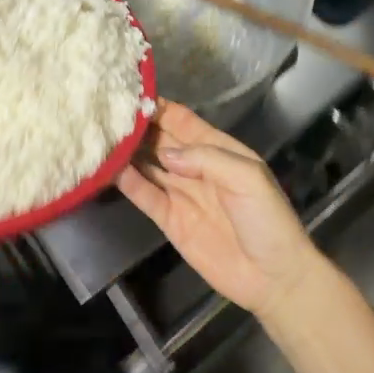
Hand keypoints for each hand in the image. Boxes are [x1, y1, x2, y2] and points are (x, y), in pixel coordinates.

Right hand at [116, 101, 324, 318]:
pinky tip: (108, 169)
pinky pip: (145, 196)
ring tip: (100, 136)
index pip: (182, 120)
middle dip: (137, 126)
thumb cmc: (267, 220)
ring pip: (147, 165)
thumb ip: (206, 158)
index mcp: (218, 149)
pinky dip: (127, 182)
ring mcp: (180, 193)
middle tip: (106, 113)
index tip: (130, 94)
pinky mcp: (169, 220)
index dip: (159, 108)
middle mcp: (195, 166)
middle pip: (160, 140)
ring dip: (127, 152)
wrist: (273, 278)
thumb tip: (165, 154)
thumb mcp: (247, 177)